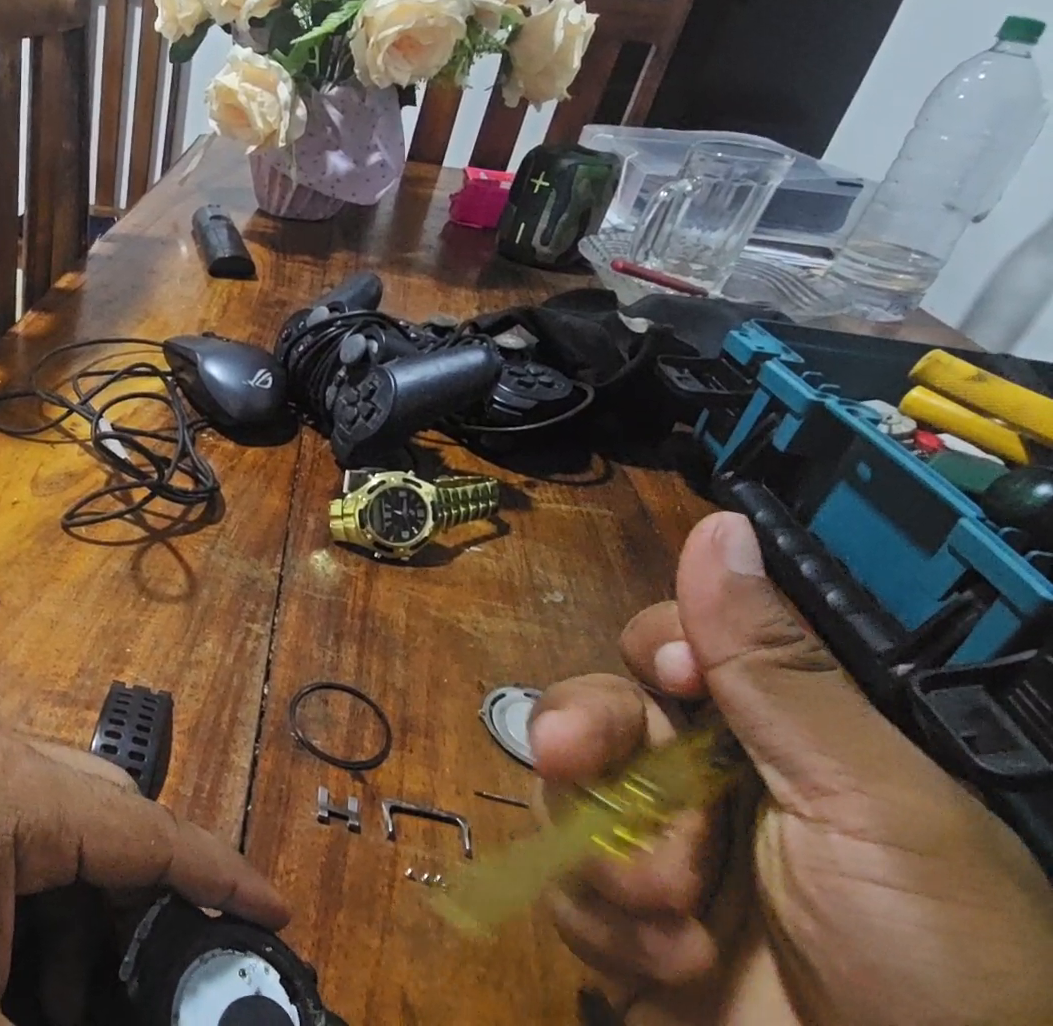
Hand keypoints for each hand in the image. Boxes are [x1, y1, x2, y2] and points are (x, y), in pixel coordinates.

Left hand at [0, 721, 285, 1025]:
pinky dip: (30, 896)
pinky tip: (23, 965)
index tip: (277, 911)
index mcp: (6, 787)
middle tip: (192, 957)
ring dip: (86, 895)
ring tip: (103, 978)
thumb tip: (104, 1010)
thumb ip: (66, 1023)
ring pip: (48, 825)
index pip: (146, 828)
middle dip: (152, 883)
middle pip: (102, 812)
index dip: (220, 873)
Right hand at [531, 512, 1052, 1024]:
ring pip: (564, 797)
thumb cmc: (931, 957)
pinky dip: (601, 922)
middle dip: (583, 735)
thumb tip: (717, 528)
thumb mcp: (871, 803)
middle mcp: (706, 784)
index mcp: (778, 741)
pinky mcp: (616, 921)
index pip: (679, 651)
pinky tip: (667, 963)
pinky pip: (559, 885)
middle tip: (576, 758)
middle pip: (597, 712)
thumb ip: (778, 671)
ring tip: (673, 919)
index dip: (657, 648)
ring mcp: (654, 853)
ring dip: (606, 856)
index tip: (670, 674)